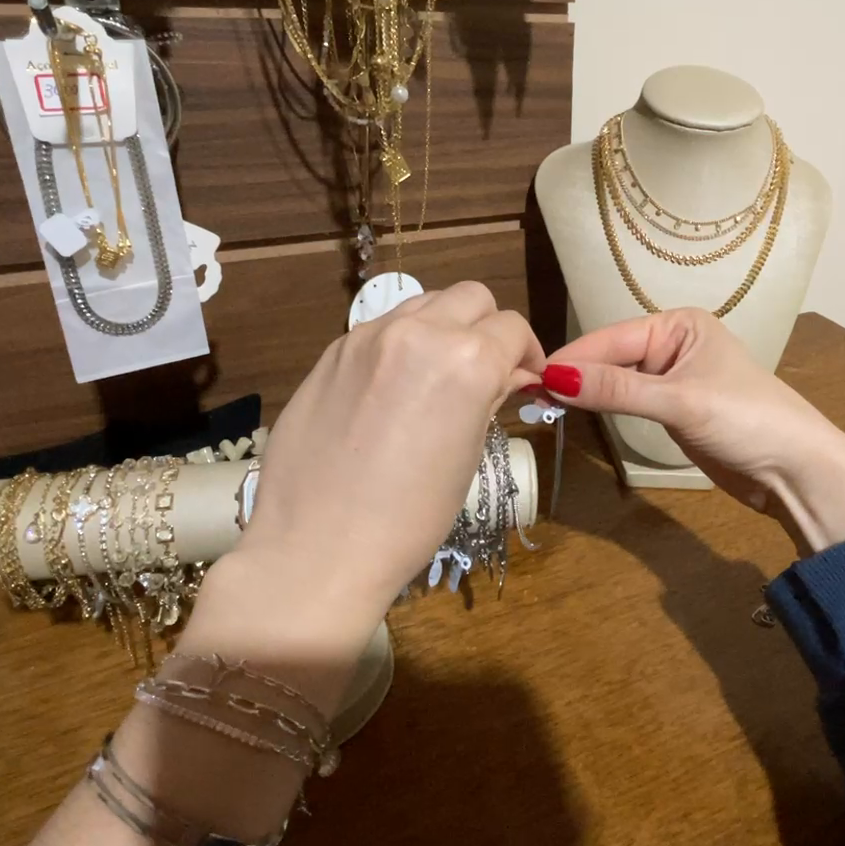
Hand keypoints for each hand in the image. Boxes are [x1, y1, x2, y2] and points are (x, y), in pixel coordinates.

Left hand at [209, 280, 544, 653]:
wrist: (316, 548)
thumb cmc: (409, 519)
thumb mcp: (467, 457)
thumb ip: (490, 397)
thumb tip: (511, 372)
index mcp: (466, 361)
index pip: (512, 329)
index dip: (528, 353)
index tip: (527, 378)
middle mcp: (419, 332)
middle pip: (472, 298)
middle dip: (489, 328)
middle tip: (488, 370)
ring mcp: (368, 336)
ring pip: (425, 302)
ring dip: (445, 327)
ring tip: (440, 373)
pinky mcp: (333, 350)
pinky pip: (383, 327)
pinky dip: (403, 343)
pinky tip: (394, 387)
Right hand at [541, 309, 844, 552]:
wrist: (796, 470)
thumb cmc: (746, 420)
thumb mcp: (679, 400)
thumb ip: (617, 389)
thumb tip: (554, 376)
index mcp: (680, 325)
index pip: (613, 337)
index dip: (572, 358)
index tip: (530, 376)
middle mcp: (674, 344)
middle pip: (611, 356)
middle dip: (575, 375)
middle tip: (528, 395)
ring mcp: (673, 378)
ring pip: (617, 380)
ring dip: (586, 391)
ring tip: (543, 404)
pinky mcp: (674, 409)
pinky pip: (629, 400)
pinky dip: (604, 406)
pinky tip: (576, 412)